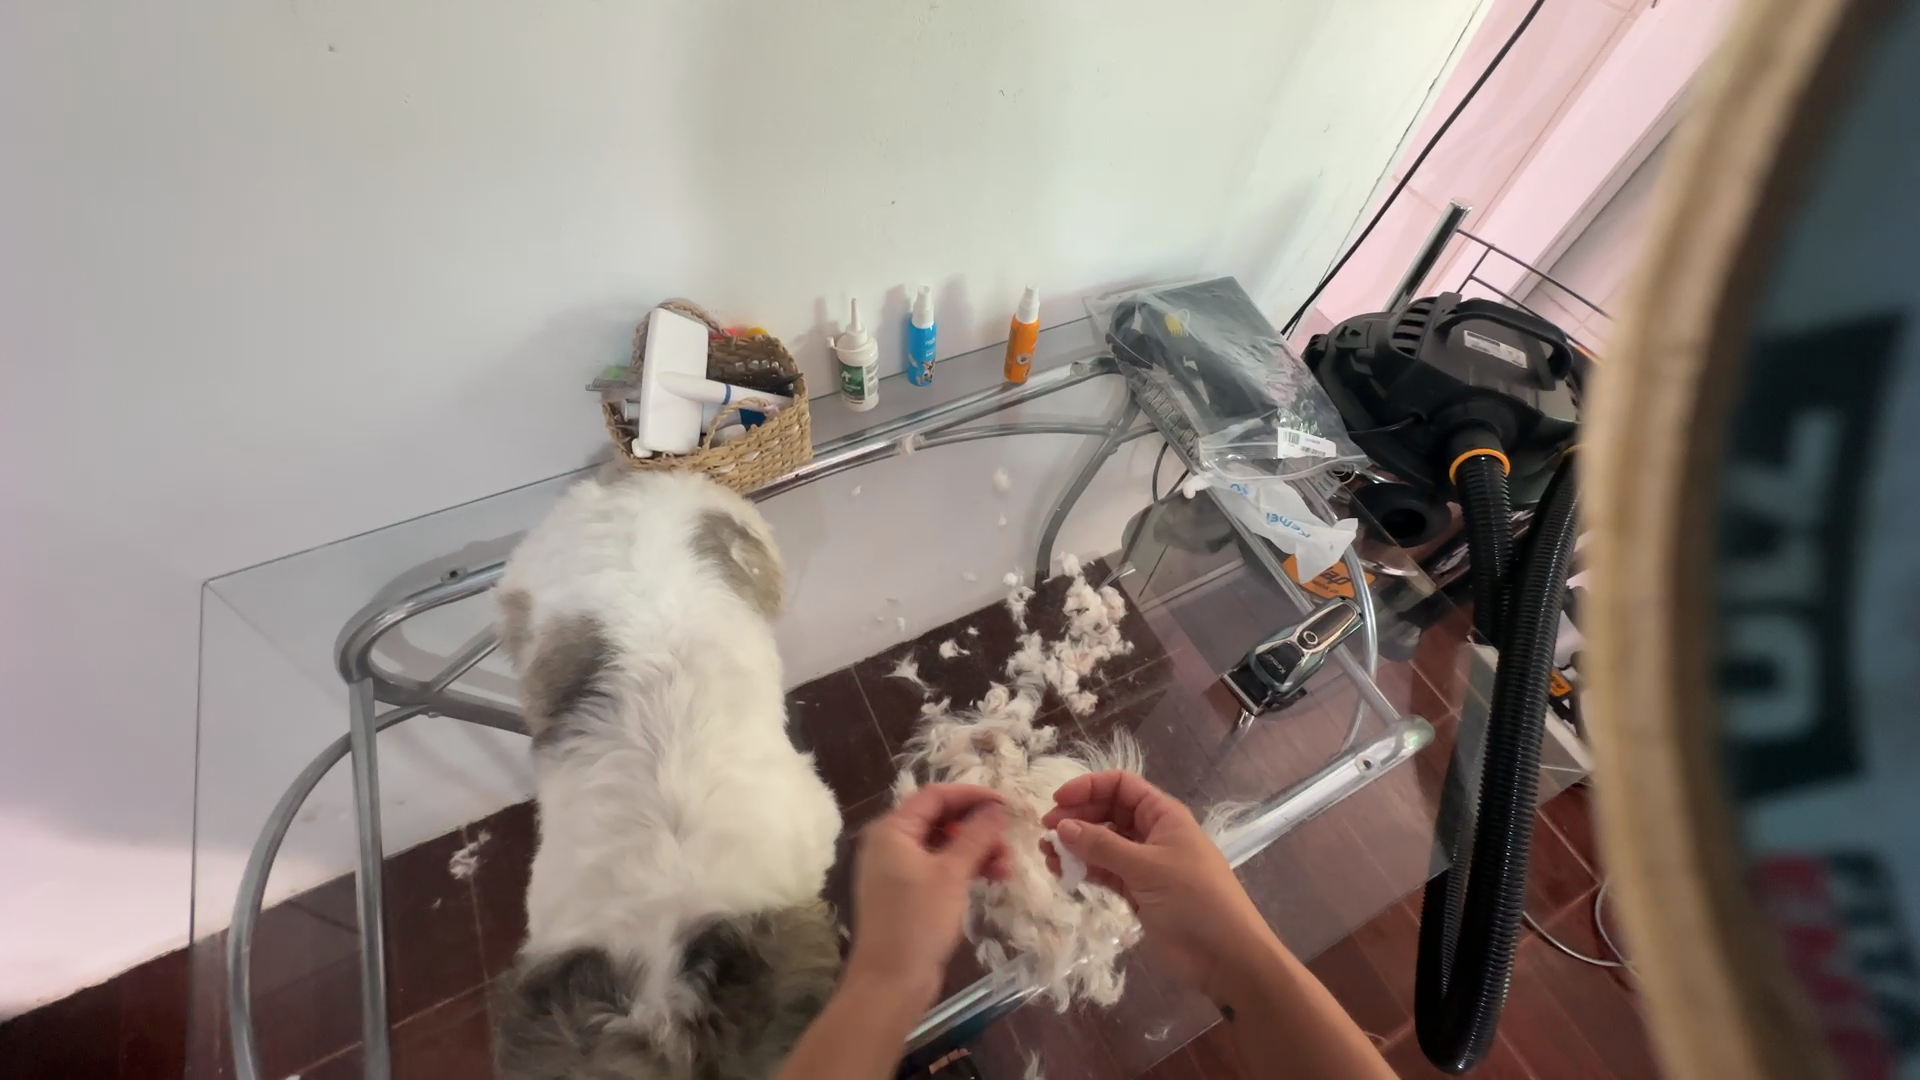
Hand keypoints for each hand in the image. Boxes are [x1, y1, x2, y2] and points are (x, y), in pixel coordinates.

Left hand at [847, 784, 1010, 1008]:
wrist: (890, 984)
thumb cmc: (918, 921)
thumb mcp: (952, 873)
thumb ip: (976, 835)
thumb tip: (997, 808)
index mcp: (892, 829)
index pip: (936, 795)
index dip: (972, 795)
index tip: (1006, 803)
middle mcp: (892, 842)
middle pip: (941, 819)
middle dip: (978, 827)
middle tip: (1009, 838)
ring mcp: (899, 868)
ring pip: (944, 844)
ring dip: (977, 850)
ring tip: (1007, 866)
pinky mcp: (909, 892)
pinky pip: (941, 867)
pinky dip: (966, 869)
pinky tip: (994, 878)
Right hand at [1043, 772, 1276, 999]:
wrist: (1228, 959)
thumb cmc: (1194, 899)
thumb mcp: (1146, 867)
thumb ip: (1102, 846)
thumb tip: (1061, 827)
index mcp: (1162, 814)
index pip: (1120, 785)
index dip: (1089, 787)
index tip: (1059, 801)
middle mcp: (1152, 832)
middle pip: (1107, 812)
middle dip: (1077, 818)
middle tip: (1047, 831)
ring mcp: (1144, 863)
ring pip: (1102, 843)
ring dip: (1076, 846)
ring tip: (1048, 855)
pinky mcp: (1138, 892)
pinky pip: (1105, 871)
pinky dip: (1084, 870)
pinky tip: (1063, 873)